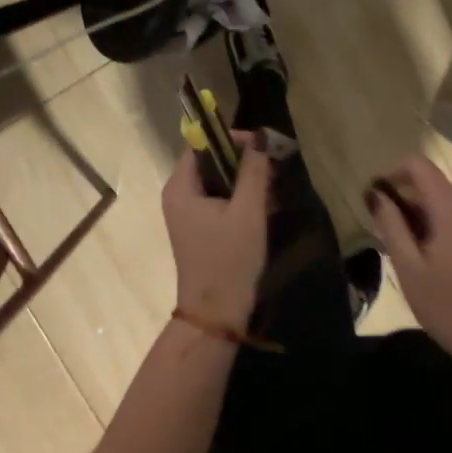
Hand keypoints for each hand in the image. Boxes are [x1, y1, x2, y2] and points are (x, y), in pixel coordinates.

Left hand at [163, 133, 271, 329]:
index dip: (231, 138)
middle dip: (242, 159)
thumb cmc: (229, 260)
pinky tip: (264, 203)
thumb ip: (254, 171)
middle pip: (209, 161)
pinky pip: (219, 199)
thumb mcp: (248, 211)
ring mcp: (187, 214)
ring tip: (272, 182)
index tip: (263, 144)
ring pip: (217, 180)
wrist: (217, 316)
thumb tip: (261, 136)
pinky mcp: (199, 229)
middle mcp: (178, 195)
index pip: (201, 144)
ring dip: (244, 178)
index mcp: (180, 187)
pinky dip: (240, 196)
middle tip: (273, 163)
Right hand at [366, 155, 451, 367]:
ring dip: (419, 221)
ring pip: (443, 205)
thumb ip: (391, 225)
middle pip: (430, 186)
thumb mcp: (410, 269)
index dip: (392, 173)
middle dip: (404, 204)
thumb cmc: (451, 309)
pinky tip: (432, 268)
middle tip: (386, 241)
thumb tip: (375, 193)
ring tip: (408, 260)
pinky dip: (438, 231)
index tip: (375, 202)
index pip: (418, 164)